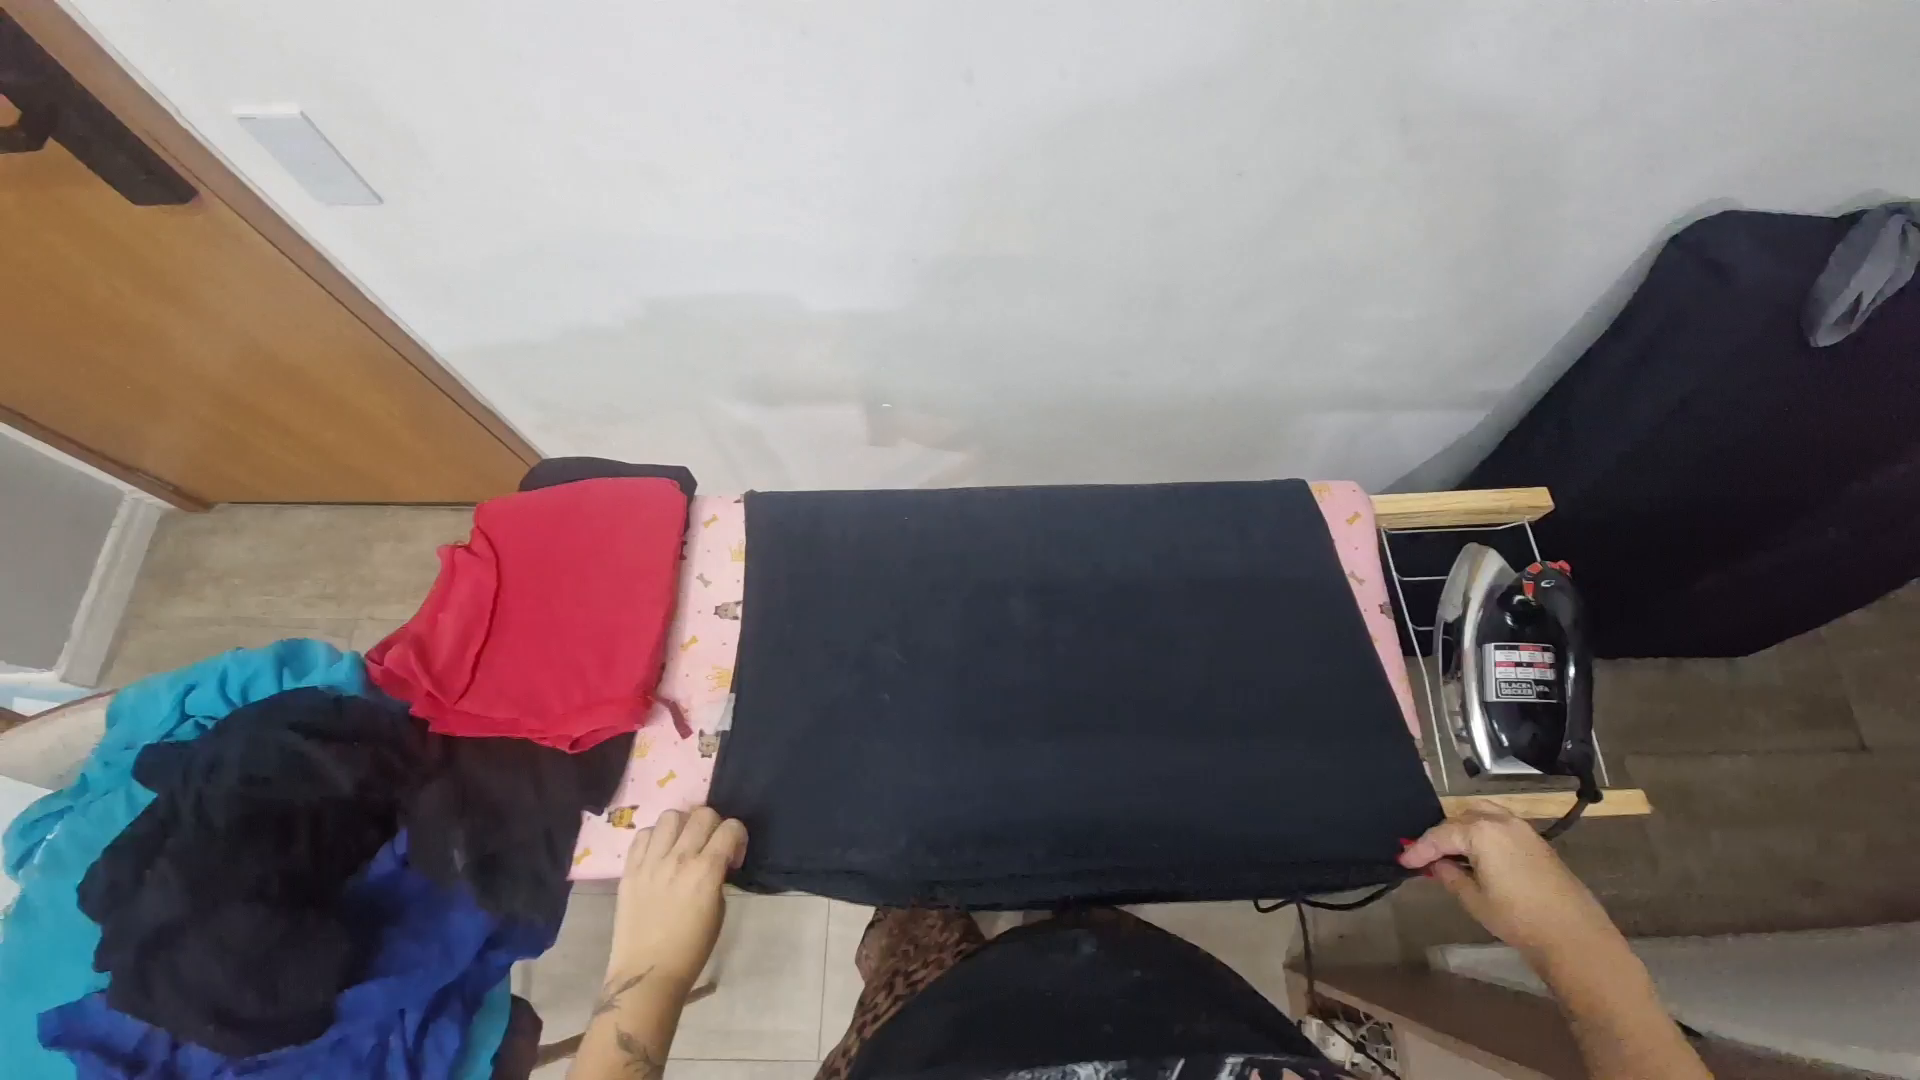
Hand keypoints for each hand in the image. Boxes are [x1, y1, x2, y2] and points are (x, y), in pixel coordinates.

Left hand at [606, 807, 748, 989]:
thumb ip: (717, 876)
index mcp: (706, 871)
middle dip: (714, 825)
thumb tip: (716, 861)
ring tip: (682, 844)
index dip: (738, 836)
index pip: (731, 827)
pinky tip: (659, 853)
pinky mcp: (629, 871)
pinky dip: (656, 837)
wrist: (647, 974)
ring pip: (670, 815)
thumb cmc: (691, 949)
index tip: (733, 855)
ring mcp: (650, 863)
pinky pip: (643, 835)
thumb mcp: (718, 910)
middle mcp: (679, 859)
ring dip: (683, 825)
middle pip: (702, 814)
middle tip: (710, 845)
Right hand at [1398, 803, 1622, 966]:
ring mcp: (1522, 829)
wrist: (1575, 938)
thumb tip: (1436, 864)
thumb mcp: (1474, 900)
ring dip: (1462, 828)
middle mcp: (1501, 821)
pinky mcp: (1537, 841)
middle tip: (1425, 857)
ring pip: (1481, 815)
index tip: (1403, 861)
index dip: (1418, 849)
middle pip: (1458, 820)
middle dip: (1440, 837)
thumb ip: (1449, 876)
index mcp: (1480, 832)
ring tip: (1451, 850)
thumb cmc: (1519, 919)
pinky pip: (1500, 823)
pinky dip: (1482, 831)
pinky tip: (1478, 853)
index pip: (1439, 835)